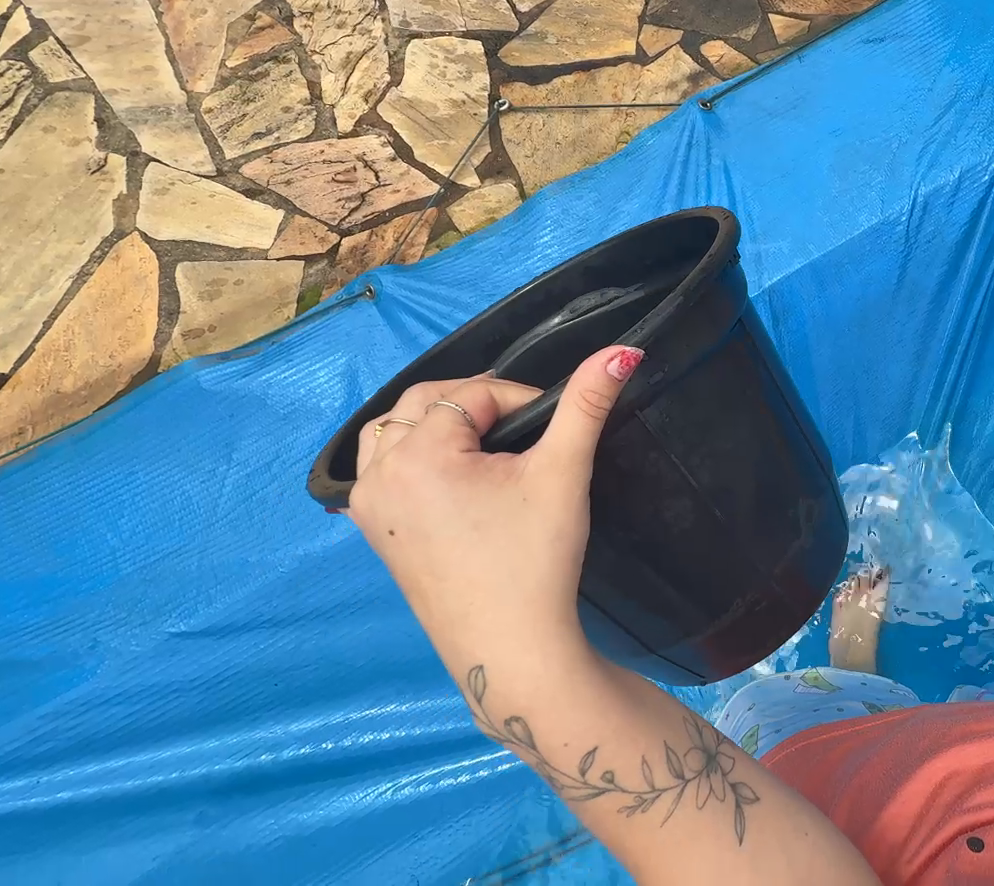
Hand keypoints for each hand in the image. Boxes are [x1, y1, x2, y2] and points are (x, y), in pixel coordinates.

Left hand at [346, 345, 644, 662]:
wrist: (510, 644)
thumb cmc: (535, 555)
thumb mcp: (564, 470)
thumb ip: (588, 404)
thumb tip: (623, 350)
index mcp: (418, 452)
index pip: (476, 393)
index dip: (522, 400)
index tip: (556, 433)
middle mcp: (378, 472)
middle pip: (426, 402)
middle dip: (480, 403)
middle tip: (527, 433)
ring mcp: (369, 505)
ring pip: (395, 431)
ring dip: (439, 423)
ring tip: (489, 446)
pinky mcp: (376, 531)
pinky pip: (383, 467)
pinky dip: (414, 454)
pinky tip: (452, 475)